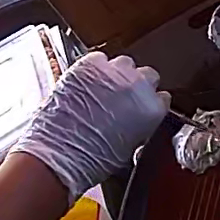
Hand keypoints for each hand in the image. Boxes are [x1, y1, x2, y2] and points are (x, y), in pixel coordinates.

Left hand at [9, 52, 166, 199]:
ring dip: (116, 74)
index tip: (140, 106)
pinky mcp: (90, 64)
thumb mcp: (130, 147)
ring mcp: (114, 72)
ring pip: (124, 63)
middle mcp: (139, 86)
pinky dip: (93, 69)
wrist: (57, 155)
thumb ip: (142, 124)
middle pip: (148, 75)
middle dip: (137, 84)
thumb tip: (137, 117)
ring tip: (101, 89)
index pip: (162, 97)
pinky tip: (85, 83)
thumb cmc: (90, 160)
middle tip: (121, 97)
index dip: (150, 102)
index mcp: (153, 109)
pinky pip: (98, 59)